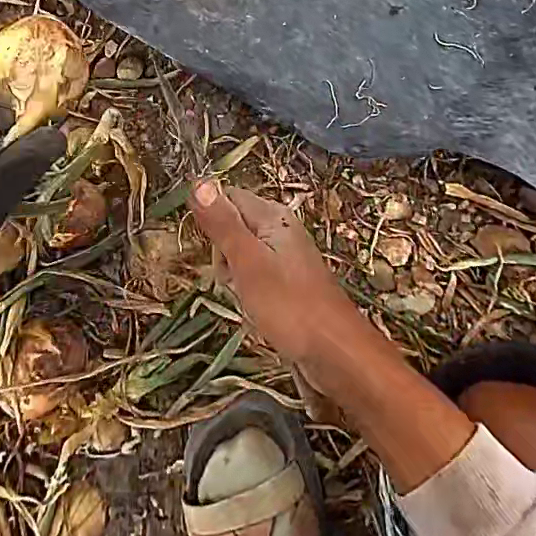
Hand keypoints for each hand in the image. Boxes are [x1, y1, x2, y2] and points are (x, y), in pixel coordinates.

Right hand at [188, 180, 373, 381]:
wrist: (336, 353)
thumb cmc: (290, 306)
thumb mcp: (248, 262)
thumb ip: (223, 223)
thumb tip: (198, 181)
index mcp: (273, 216)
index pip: (227, 197)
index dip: (213, 222)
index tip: (217, 253)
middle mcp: (281, 229)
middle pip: (232, 227)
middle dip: (223, 256)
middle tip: (236, 281)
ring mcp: (287, 256)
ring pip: (241, 257)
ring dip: (235, 280)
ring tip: (250, 300)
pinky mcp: (289, 282)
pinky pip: (255, 278)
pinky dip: (250, 294)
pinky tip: (259, 313)